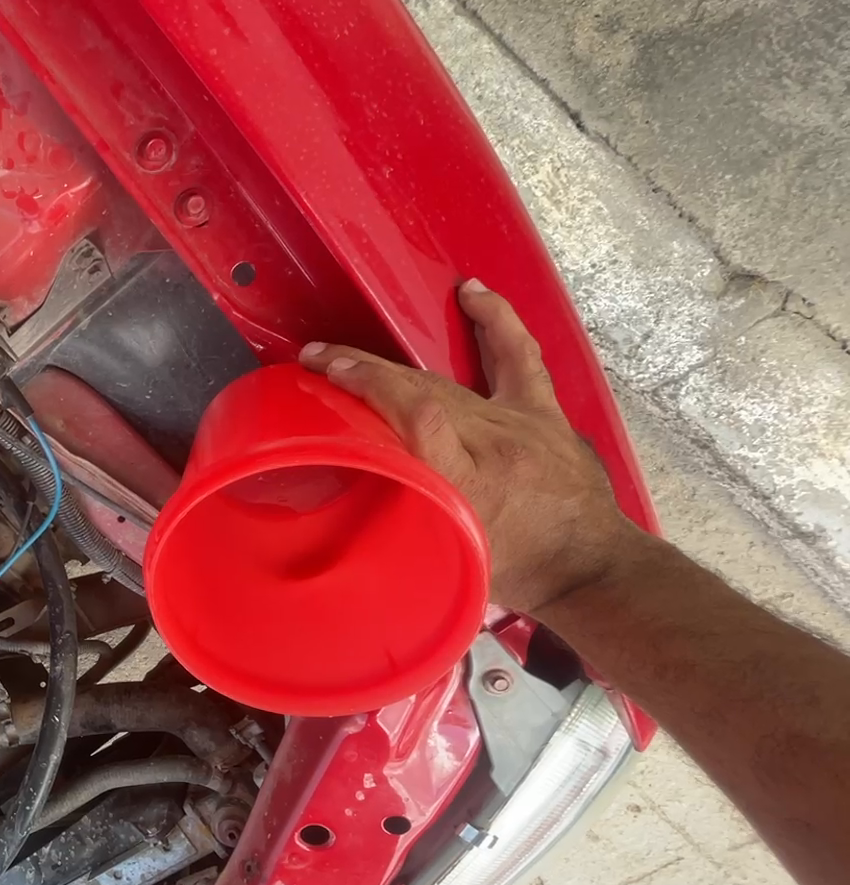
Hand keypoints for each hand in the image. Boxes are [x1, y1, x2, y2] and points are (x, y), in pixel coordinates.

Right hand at [297, 280, 645, 616]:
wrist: (589, 567)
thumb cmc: (510, 569)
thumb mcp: (442, 552)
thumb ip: (403, 513)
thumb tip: (351, 485)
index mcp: (470, 480)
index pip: (419, 414)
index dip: (372, 385)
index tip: (329, 373)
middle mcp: (497, 443)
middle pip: (424, 390)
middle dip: (365, 369)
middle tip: (316, 359)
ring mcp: (522, 423)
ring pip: (447, 380)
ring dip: (391, 364)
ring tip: (348, 353)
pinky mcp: (542, 414)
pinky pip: (518, 358)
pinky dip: (497, 323)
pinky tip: (473, 294)